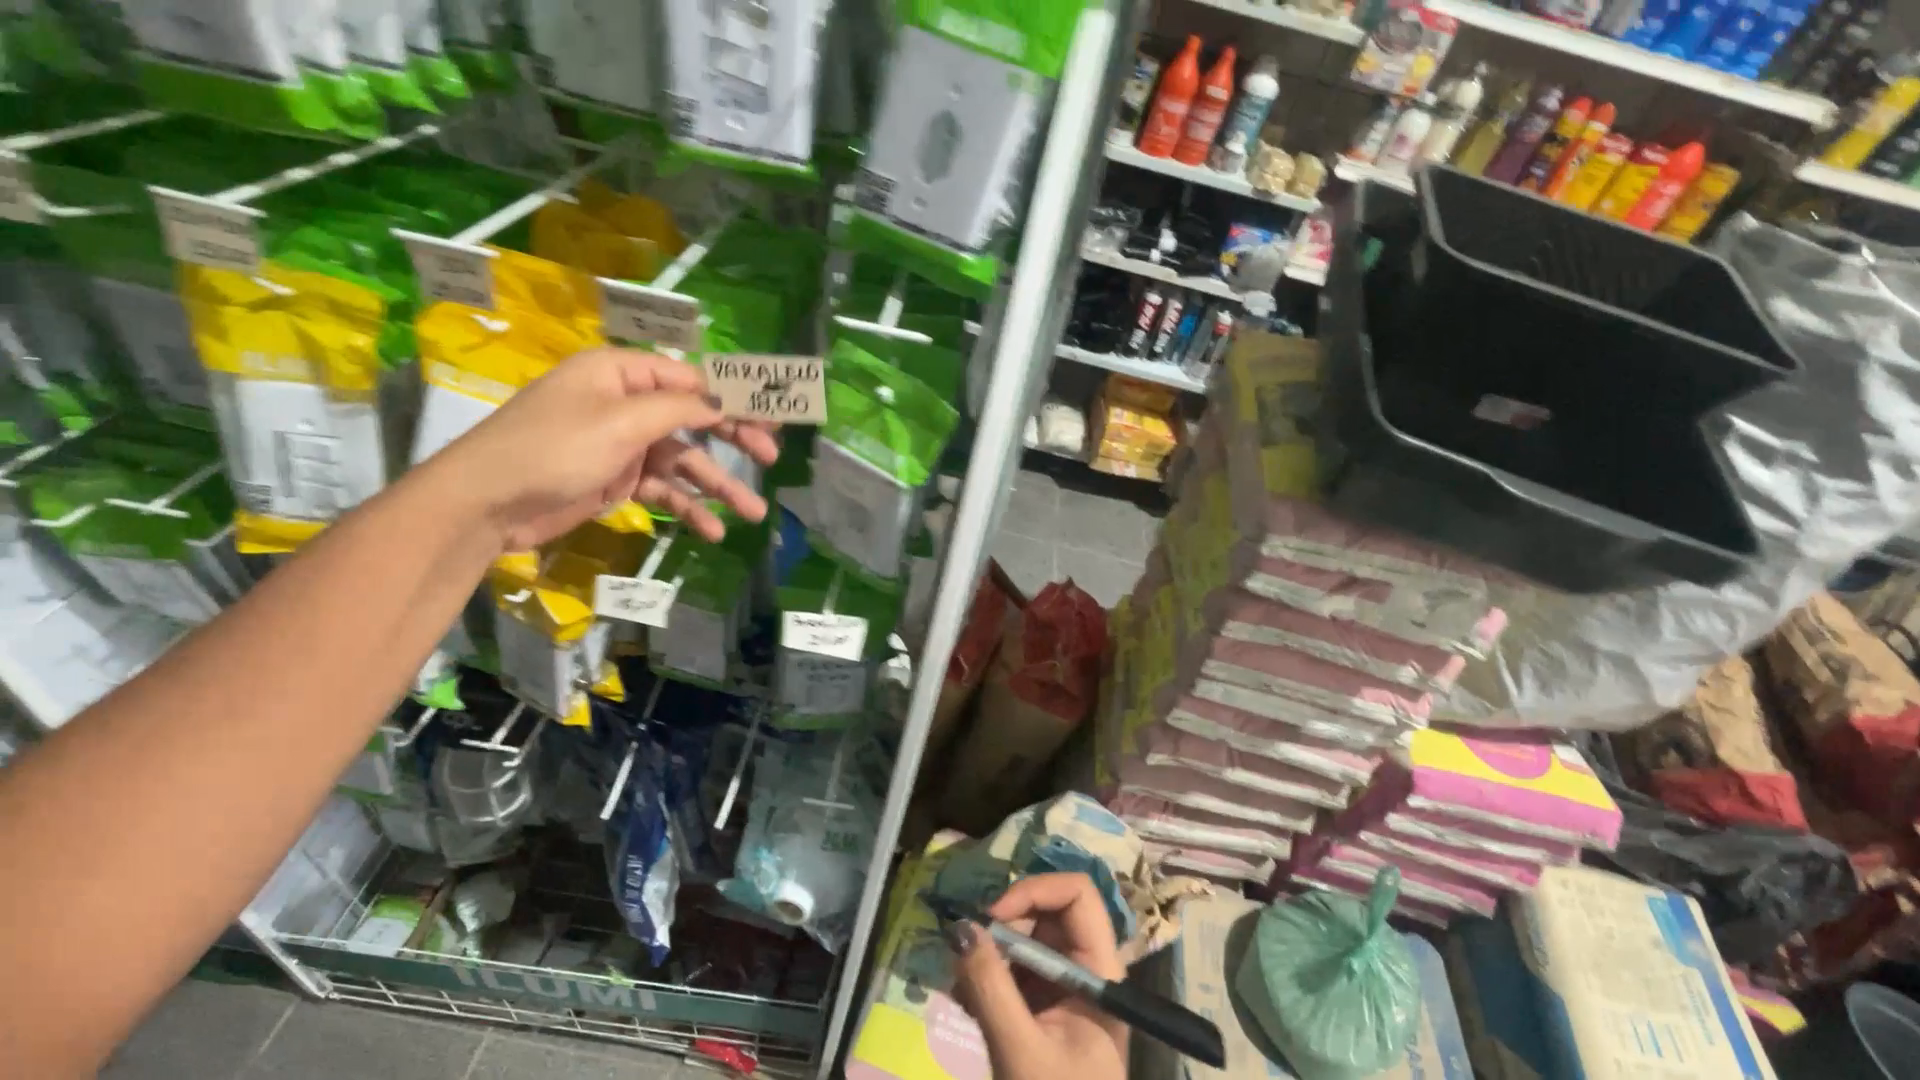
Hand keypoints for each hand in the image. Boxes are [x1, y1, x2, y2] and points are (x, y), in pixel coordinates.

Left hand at [436, 347, 778, 549]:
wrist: (486, 503)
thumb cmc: (552, 448)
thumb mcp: (619, 422)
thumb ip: (677, 409)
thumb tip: (722, 401)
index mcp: (620, 374)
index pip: (688, 378)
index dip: (730, 396)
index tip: (769, 416)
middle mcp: (623, 404)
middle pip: (691, 419)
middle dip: (731, 441)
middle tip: (770, 459)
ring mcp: (620, 445)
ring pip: (681, 462)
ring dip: (716, 486)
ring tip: (752, 512)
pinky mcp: (615, 481)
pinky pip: (661, 491)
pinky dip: (686, 508)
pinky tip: (711, 531)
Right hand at [950, 873, 1128, 1079]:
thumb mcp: (1020, 1050)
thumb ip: (990, 986)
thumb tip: (961, 927)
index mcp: (1101, 972)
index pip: (1077, 896)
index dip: (1035, 891)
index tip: (992, 918)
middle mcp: (1085, 971)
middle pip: (1044, 915)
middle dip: (1000, 929)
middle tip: (964, 959)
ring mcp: (1062, 991)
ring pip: (1021, 944)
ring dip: (987, 959)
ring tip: (962, 995)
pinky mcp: (1040, 1011)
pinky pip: (1010, 973)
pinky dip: (984, 982)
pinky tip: (968, 1009)